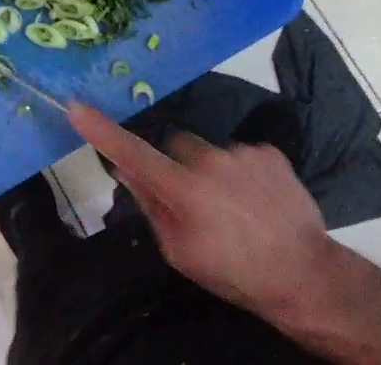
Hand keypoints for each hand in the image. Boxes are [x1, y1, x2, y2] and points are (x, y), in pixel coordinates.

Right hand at [70, 103, 380, 364]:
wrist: (304, 274)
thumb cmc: (233, 272)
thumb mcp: (180, 252)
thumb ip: (152, 206)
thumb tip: (129, 170)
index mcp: (184, 190)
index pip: (133, 153)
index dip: (102, 130)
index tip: (77, 105)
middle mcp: (210, 160)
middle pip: (176, 145)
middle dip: (177, 164)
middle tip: (193, 200)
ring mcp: (243, 151)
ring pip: (210, 150)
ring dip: (213, 170)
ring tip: (234, 207)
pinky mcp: (270, 150)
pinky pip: (241, 153)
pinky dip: (242, 172)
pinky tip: (256, 201)